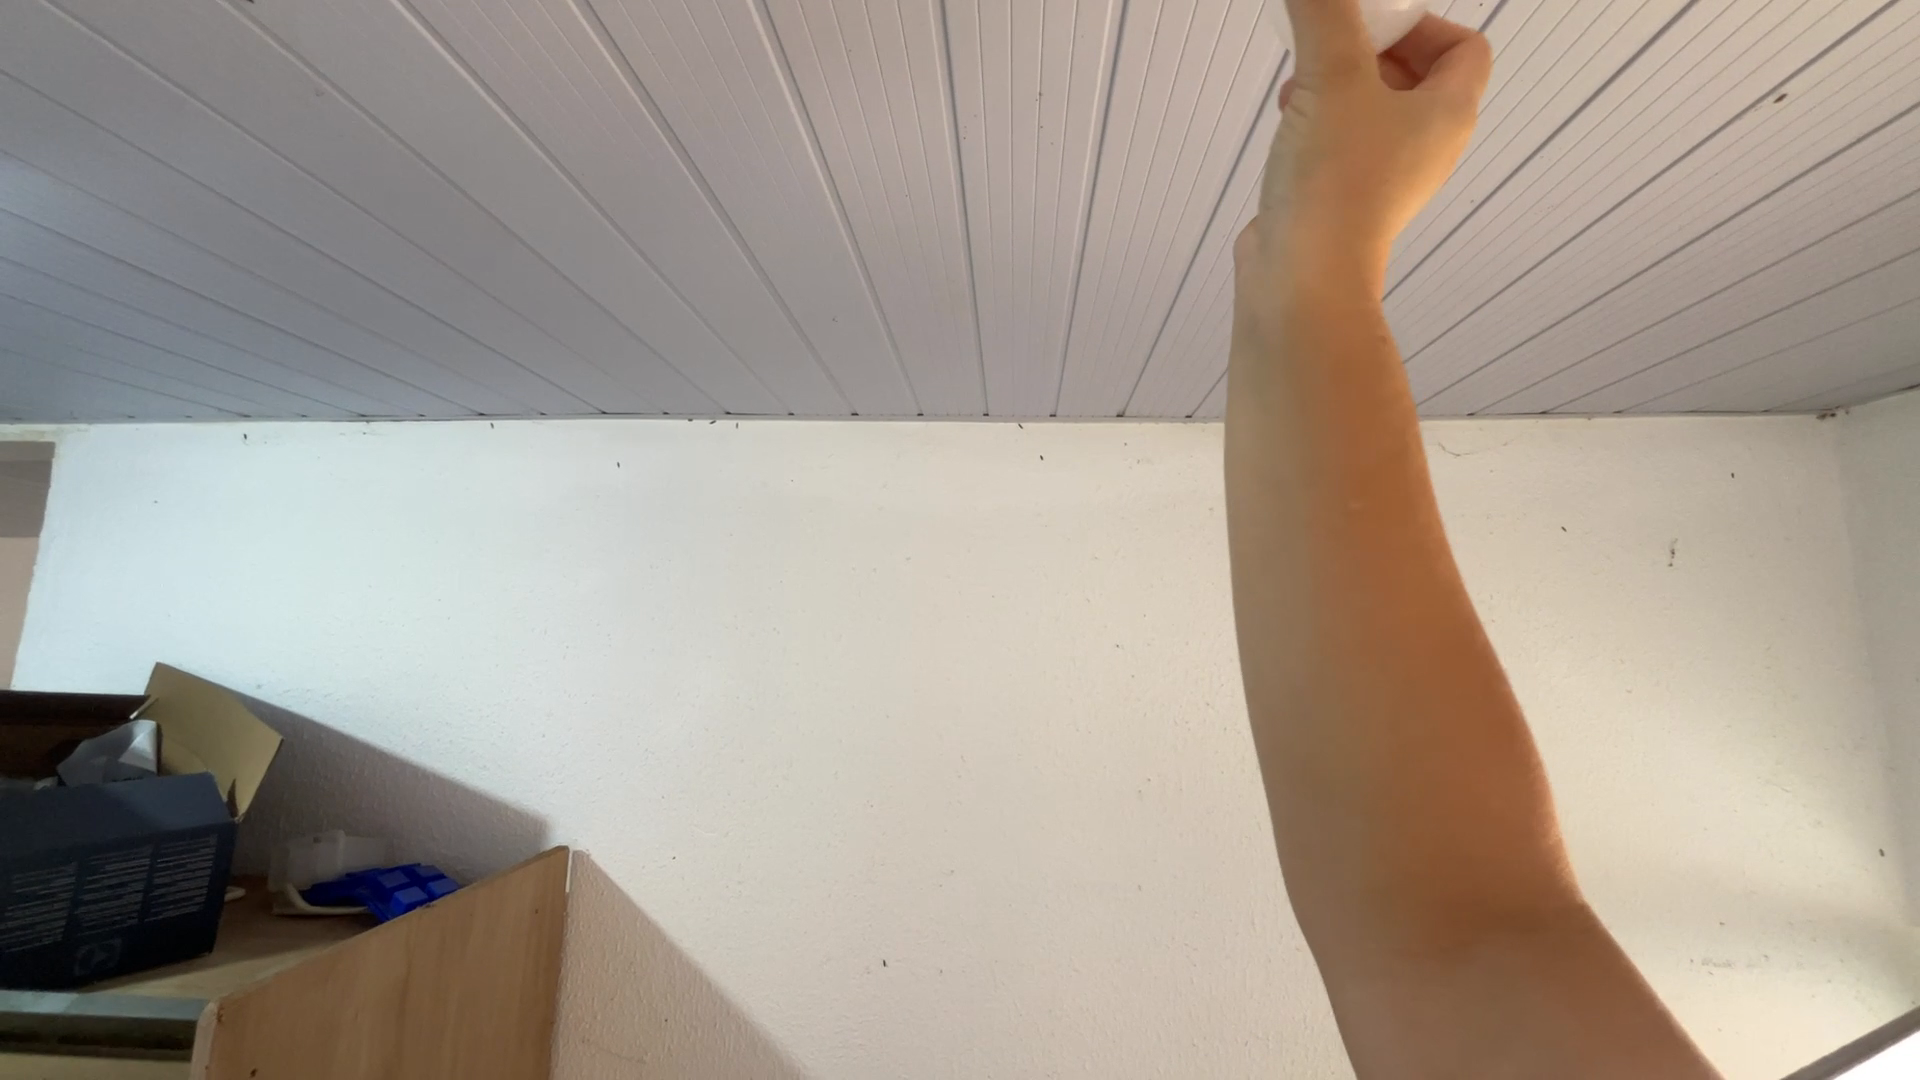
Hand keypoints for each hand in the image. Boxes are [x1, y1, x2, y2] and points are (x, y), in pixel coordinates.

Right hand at [1241, 0, 1491, 288]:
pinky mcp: (1341, 212)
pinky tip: (1283, 136)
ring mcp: (1381, 188)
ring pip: (1369, 122)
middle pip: (1412, 83)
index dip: (1421, 24)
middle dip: (1366, 57)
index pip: (1463, 47)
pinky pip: (1338, 158)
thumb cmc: (1335, 180)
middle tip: (1325, 52)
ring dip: (1334, 96)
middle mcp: (1424, 152)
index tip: (1368, 24)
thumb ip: (1325, 14)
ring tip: (1294, 92)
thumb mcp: (1332, 76)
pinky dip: (1315, 137)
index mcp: (1447, 115)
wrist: (1301, 279)